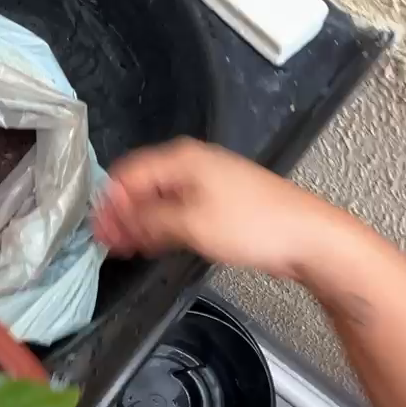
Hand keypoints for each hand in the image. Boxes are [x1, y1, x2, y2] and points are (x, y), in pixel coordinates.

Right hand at [92, 137, 343, 277]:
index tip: (96, 229)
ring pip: (157, 200)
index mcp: (181, 159)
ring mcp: (204, 184)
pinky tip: (150, 244)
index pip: (127, 175)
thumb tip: (114, 219)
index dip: (108, 202)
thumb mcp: (190, 224)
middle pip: (140, 186)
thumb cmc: (255, 224)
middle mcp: (190, 165)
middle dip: (120, 213)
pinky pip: (175, 211)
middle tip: (105, 241)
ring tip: (122, 247)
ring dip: (138, 222)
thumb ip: (146, 220)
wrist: (309, 238)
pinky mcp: (216, 204)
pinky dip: (158, 227)